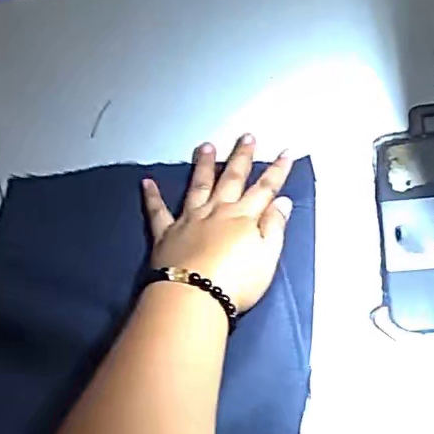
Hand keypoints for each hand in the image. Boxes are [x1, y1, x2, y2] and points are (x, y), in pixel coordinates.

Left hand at [142, 134, 293, 311]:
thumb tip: (282, 203)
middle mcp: (217, 212)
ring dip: (204, 166)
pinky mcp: (167, 234)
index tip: (285, 153)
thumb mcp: (267, 257)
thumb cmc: (236, 282)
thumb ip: (274, 227)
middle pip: (232, 179)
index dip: (277, 171)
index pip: (264, 189)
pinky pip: (158, 211)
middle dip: (241, 158)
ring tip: (206, 147)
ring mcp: (190, 220)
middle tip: (247, 137)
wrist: (195, 295)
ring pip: (199, 186)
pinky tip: (147, 183)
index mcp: (244, 217)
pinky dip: (153, 196)